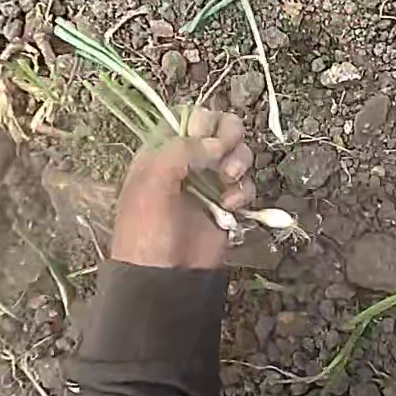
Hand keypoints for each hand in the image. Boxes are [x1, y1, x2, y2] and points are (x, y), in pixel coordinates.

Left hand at [110, 108, 255, 269]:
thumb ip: (181, 152)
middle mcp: (190, 162)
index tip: (203, 139)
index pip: (191, 117)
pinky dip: (244, 191)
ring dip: (239, 162)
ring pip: (238, 153)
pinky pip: (246, 184)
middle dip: (229, 136)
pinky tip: (231, 206)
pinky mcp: (229, 203)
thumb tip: (217, 145)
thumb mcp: (152, 184)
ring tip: (229, 180)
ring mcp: (211, 182)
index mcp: (163, 152)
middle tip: (224, 154)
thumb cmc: (148, 231)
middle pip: (221, 128)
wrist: (165, 278)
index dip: (204, 122)